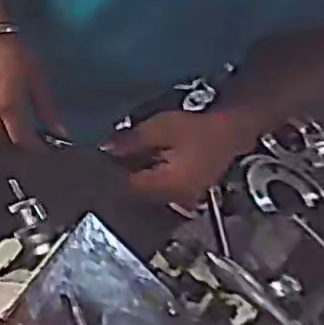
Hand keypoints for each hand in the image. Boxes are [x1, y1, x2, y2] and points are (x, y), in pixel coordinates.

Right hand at [0, 35, 63, 148]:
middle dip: (10, 135)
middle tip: (20, 127)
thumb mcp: (36, 77)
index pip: (21, 138)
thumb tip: (60, 132)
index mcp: (8, 106)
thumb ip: (46, 107)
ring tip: (0, 117)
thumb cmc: (13, 50)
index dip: (33, 145)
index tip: (40, 144)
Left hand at [103, 108, 263, 207]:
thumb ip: (131, 141)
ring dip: (131, 173)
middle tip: (98, 158)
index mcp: (171, 186)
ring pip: (148, 186)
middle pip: (139, 190)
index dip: (110, 175)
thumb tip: (105, 148)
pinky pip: (158, 182)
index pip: (131, 188)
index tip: (92, 164)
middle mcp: (178, 195)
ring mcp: (184, 192)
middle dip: (119, 174)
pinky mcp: (187, 184)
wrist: (231, 129)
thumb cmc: (197, 129)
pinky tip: (132, 157)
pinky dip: (144, 171)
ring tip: (112, 156)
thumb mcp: (159, 129)